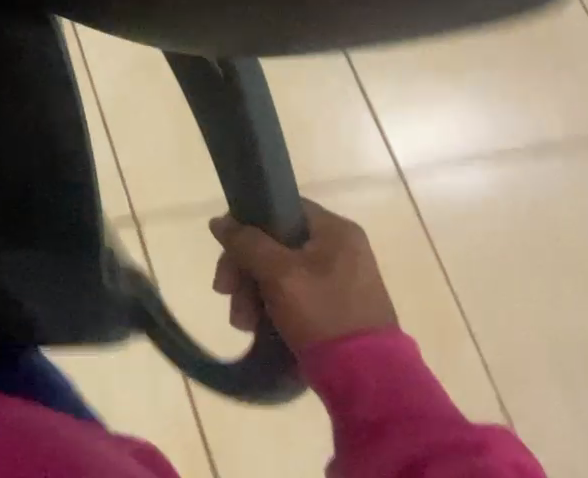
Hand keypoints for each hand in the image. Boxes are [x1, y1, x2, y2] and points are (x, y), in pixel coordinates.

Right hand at [209, 200, 398, 352]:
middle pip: (272, 242)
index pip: (279, 206)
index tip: (226, 247)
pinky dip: (267, 305)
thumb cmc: (323, 314)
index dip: (246, 223)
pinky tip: (255, 325)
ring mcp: (336, 278)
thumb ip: (246, 241)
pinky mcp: (331, 304)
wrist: (367, 380)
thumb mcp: (278, 273)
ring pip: (275, 269)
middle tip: (224, 291)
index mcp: (335, 231)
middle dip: (243, 269)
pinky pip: (288, 292)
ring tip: (242, 321)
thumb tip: (219, 221)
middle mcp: (339, 248)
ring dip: (250, 292)